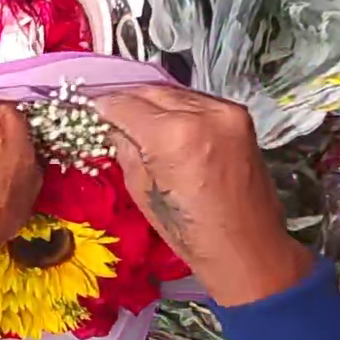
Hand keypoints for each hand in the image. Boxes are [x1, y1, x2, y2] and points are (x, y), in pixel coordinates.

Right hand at [96, 87, 312, 305]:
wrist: (248, 248)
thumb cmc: (192, 233)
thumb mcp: (141, 191)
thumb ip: (124, 148)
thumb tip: (111, 125)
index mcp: (174, 135)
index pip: (125, 104)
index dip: (103, 108)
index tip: (92, 112)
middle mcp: (202, 113)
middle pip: (149, 91)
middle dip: (126, 102)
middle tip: (110, 117)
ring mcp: (225, 111)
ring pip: (173, 92)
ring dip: (152, 104)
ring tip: (137, 123)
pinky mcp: (239, 116)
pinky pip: (196, 101)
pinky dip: (177, 109)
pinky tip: (166, 127)